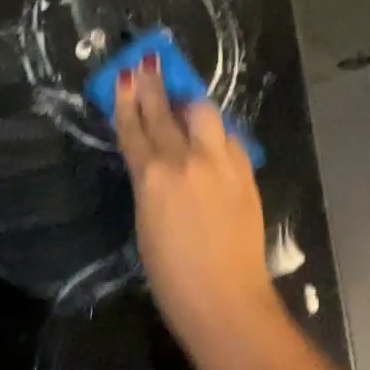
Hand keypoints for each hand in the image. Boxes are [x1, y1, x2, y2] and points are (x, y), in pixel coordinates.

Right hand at [113, 57, 275, 338]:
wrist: (227, 303)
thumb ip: (147, 180)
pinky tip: (213, 139)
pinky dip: (217, 134)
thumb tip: (151, 157)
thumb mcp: (145, 220)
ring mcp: (219, 164)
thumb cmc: (172, 275)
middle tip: (148, 65)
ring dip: (190, 104)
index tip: (124, 75)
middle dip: (153, 86)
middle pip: (164, 110)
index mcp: (152, 176)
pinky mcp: (245, 174)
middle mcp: (185, 160)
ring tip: (184, 102)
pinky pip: (228, 138)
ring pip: (203, 113)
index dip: (126, 98)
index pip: (134, 125)